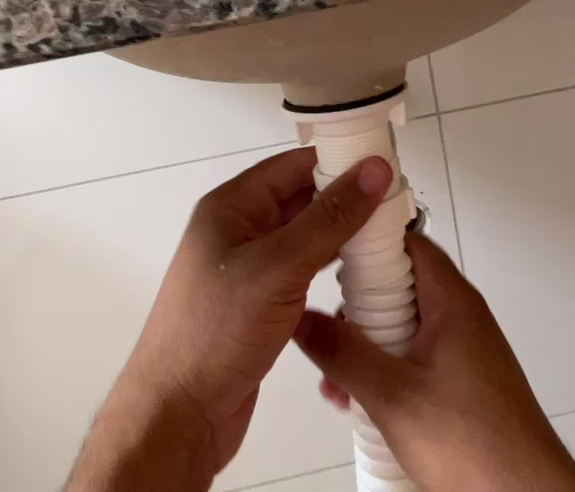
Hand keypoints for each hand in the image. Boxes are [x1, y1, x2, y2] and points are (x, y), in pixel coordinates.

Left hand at [67, 147, 393, 490]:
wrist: (178, 415)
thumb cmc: (219, 330)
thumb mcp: (279, 266)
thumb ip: (329, 218)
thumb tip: (374, 169)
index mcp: (230, 208)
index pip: (291, 166)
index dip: (336, 160)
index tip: (384, 166)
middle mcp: (237, 231)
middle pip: (298, 199)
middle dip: (344, 198)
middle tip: (396, 203)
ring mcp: (247, 270)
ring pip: (302, 237)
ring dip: (340, 234)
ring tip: (388, 234)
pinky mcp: (258, 304)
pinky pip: (300, 270)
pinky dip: (329, 266)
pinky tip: (360, 273)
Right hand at [294, 233, 574, 491]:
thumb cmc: (482, 447)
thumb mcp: (391, 395)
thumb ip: (342, 352)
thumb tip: (305, 321)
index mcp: (450, 301)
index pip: (405, 240)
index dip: (367, 240)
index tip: (332, 251)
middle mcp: (459, 315)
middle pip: (397, 282)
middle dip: (356, 304)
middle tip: (330, 322)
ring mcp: (460, 345)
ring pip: (400, 321)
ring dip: (365, 341)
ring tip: (339, 373)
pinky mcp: (458, 375)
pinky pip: (412, 351)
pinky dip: (383, 364)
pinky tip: (361, 395)